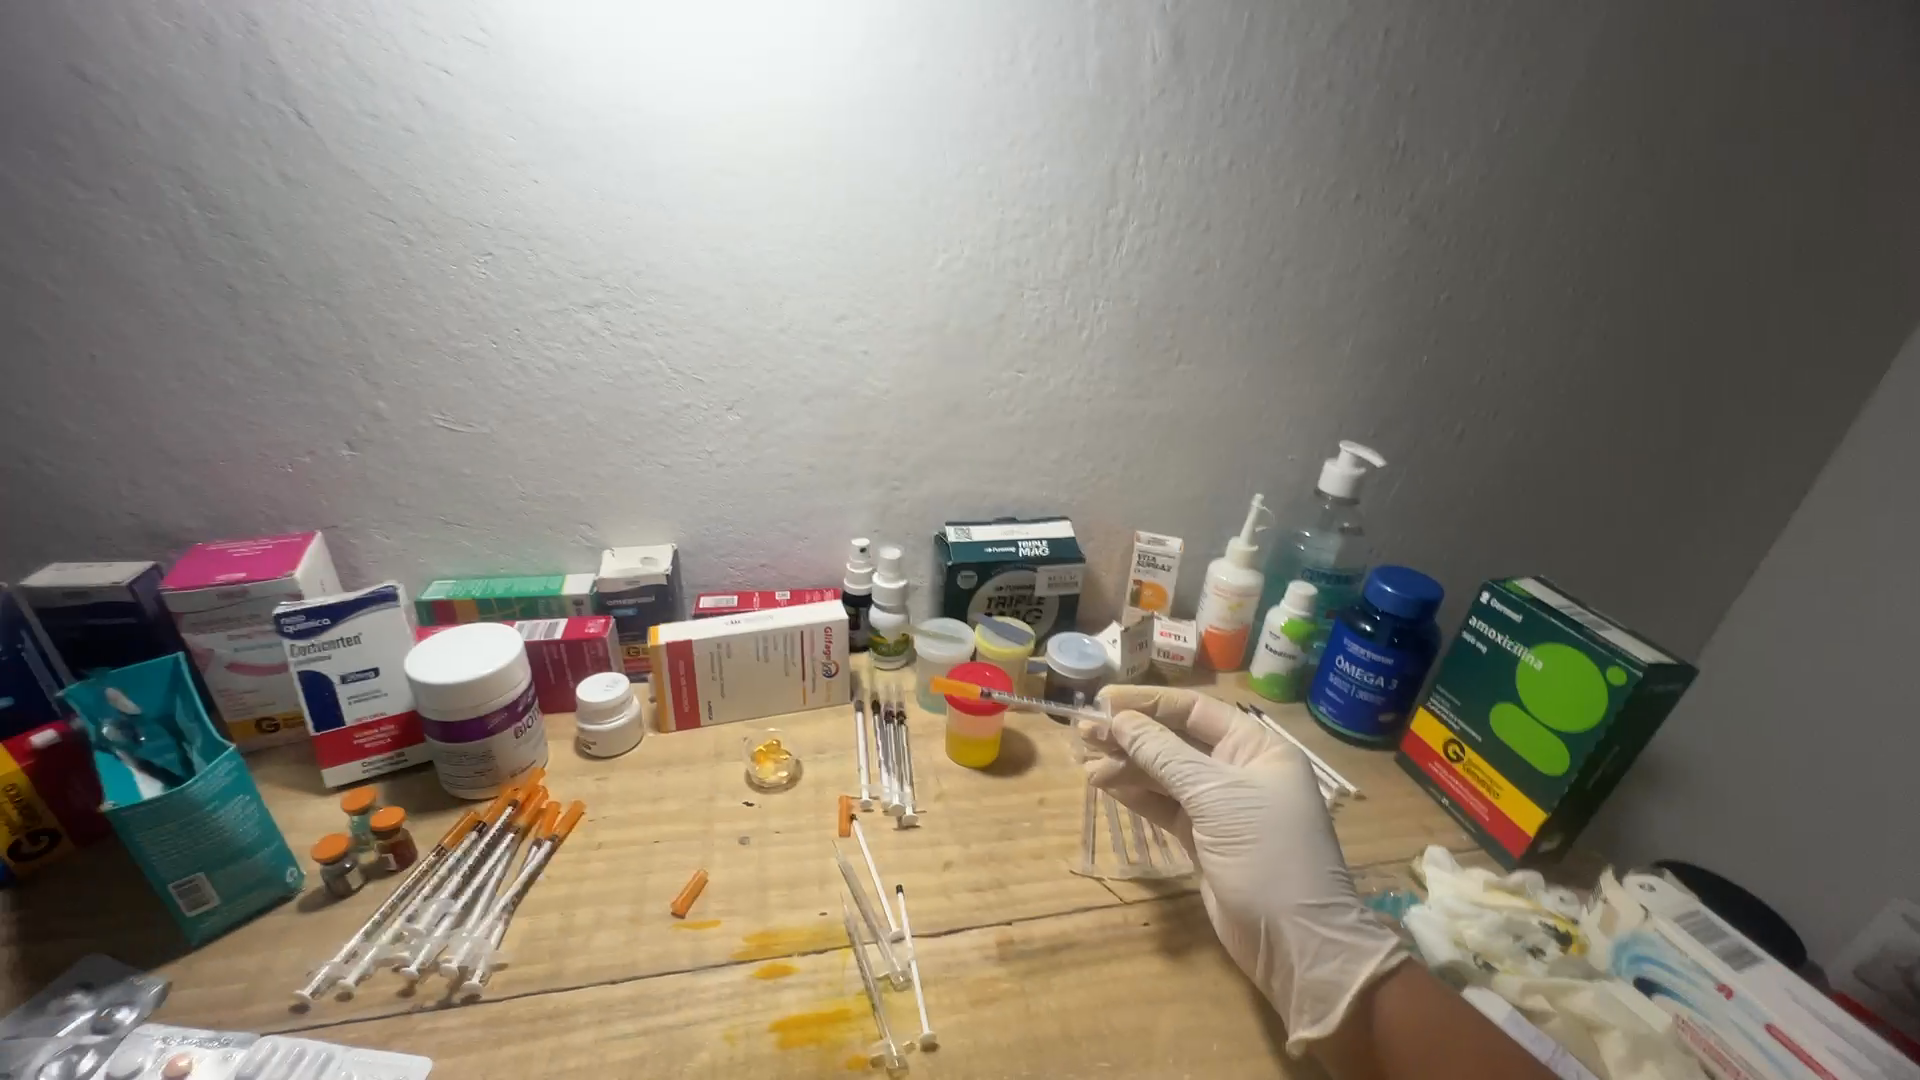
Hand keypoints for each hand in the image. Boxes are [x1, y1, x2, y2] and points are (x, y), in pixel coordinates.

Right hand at [1081, 684, 1408, 1055]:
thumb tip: (1118, 721)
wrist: (1296, 942)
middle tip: (1084, 733)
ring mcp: (1220, 806)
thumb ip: (1162, 754)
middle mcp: (1239, 769)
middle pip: (1175, 739)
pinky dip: (1134, 793)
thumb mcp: (1215, 795)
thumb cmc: (1266, 853)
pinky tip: (1103, 783)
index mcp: (1256, 747)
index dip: (1147, 703)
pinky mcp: (1203, 837)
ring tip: (1085, 762)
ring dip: (1126, 765)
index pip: (1193, 710)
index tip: (1103, 702)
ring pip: (1164, 773)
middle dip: (1131, 735)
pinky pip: (1163, 804)